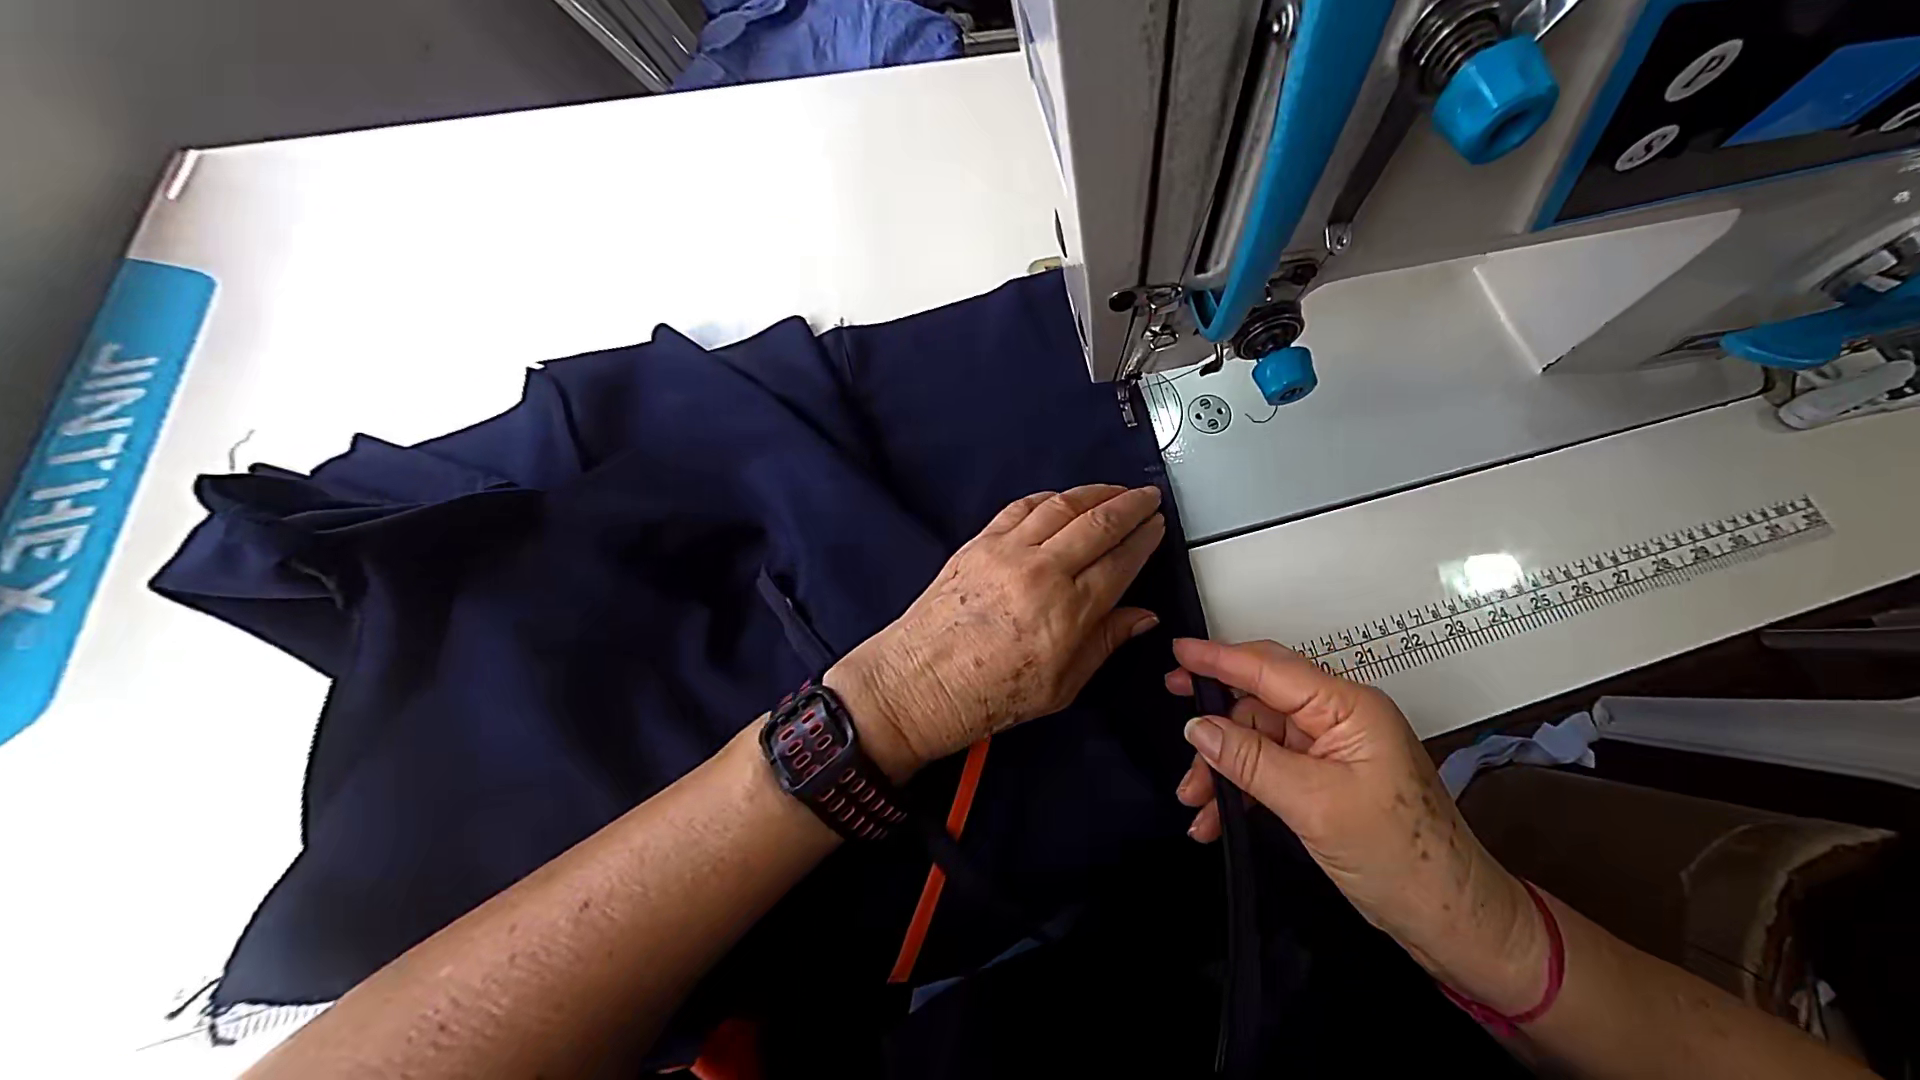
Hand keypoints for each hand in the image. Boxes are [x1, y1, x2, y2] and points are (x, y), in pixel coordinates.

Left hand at [825, 485, 1165, 781]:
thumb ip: (1105, 643)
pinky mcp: (978, 544)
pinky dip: (1047, 497)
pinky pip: (1020, 507)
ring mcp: (1007, 552)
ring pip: (1062, 506)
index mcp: (1068, 611)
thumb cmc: (985, 694)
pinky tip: (1060, 498)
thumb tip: (1141, 618)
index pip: (1121, 560)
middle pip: (1098, 522)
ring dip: (1094, 493)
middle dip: (1131, 504)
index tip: (1157, 527)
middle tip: (1147, 497)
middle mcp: (1040, 572)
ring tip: (1113, 491)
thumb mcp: (1061, 686)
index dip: (1145, 538)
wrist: (918, 683)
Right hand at [1165, 638, 1549, 1013]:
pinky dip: (1237, 786)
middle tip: (1174, 698)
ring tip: (1194, 799)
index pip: (1270, 668)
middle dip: (1214, 712)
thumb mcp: (1314, 805)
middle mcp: (1339, 718)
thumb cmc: (1405, 860)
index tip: (1179, 649)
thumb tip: (1197, 726)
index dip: (1218, 657)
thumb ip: (1249, 760)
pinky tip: (1215, 816)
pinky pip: (1265, 765)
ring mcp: (1330, 747)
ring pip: (1254, 736)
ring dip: (1220, 764)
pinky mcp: (1323, 776)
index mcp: (1349, 708)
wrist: (1451, 922)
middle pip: (1258, 698)